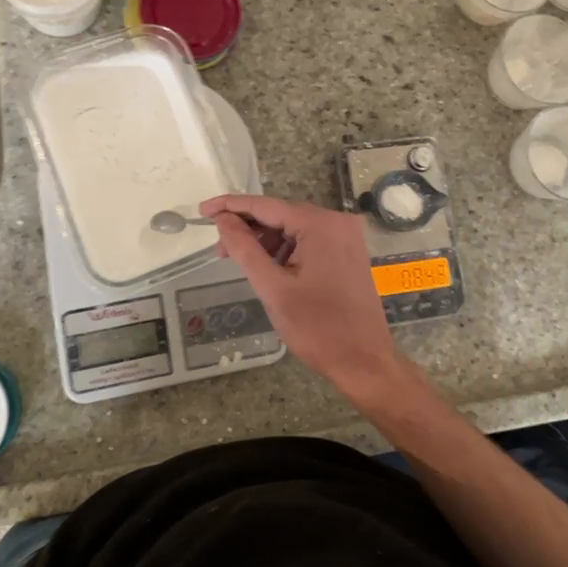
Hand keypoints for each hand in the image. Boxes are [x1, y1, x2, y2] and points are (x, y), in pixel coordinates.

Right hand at [200, 194, 410, 400]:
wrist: (364, 361)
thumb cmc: (318, 328)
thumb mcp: (273, 288)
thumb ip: (245, 249)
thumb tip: (223, 220)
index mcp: (320, 225)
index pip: (266, 206)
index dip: (231, 206)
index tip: (203, 210)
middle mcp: (337, 221)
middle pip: (282, 215)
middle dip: (249, 229)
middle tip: (219, 250)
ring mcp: (347, 237)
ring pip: (295, 229)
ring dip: (267, 242)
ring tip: (242, 263)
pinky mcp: (349, 252)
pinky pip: (310, 241)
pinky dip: (287, 250)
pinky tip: (269, 268)